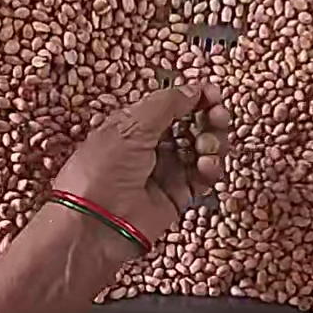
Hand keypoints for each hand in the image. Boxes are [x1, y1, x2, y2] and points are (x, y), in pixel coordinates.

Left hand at [53, 83, 229, 248]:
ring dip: (212, 142)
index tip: (212, 94)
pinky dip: (210, 169)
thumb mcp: (131, 127)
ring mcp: (165, 171)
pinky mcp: (177, 196)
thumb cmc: (103, 170)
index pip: (172, 105)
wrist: (96, 224)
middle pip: (191, 125)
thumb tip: (193, 89)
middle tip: (217, 116)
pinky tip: (206, 165)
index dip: (194, 98)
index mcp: (135, 125)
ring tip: (206, 146)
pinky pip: (203, 177)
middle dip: (209, 118)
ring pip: (202, 150)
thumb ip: (166, 104)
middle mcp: (151, 146)